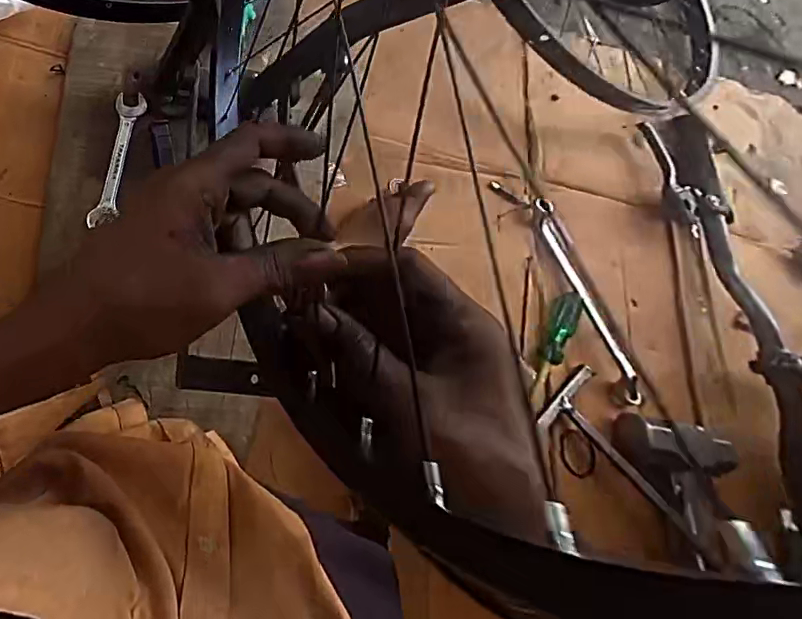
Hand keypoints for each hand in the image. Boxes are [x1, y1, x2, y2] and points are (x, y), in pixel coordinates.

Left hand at [29, 121, 347, 370]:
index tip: (325, 152)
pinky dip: (234, 245)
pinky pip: (207, 228)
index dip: (288, 140)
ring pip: (227, 208)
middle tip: (323, 244)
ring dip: (261, 232)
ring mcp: (167, 210)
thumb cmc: (144, 299)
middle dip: (287, 205)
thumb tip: (335, 256)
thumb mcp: (218, 286)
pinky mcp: (159, 234)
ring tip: (289, 273)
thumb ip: (277, 267)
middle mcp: (180, 187)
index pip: (249, 141)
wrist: (75, 321)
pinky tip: (250, 278)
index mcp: (192, 183)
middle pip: (245, 181)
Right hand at [292, 183, 547, 538]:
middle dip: (340, 292)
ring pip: (375, 316)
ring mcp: (431, 354)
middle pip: (386, 289)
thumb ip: (363, 355)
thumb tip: (312, 311)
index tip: (311, 266)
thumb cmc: (472, 467)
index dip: (358, 260)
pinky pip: (375, 346)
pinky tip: (318, 354)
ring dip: (338, 319)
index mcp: (464, 325)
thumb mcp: (414, 408)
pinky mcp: (415, 378)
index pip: (407, 266)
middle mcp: (447, 330)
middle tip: (296, 301)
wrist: (505, 540)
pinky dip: (345, 346)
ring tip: (300, 327)